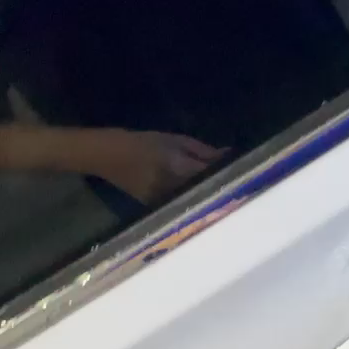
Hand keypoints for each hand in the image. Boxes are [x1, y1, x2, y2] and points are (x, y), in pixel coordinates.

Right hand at [93, 130, 227, 204]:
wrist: (105, 156)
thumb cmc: (141, 143)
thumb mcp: (174, 140)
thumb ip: (202, 151)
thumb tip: (228, 155)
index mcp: (177, 168)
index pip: (210, 175)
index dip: (229, 174)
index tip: (244, 170)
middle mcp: (173, 189)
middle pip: (206, 191)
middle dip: (222, 186)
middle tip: (239, 181)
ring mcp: (165, 201)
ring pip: (197, 200)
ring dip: (210, 194)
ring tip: (223, 187)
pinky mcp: (159, 209)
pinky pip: (185, 204)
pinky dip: (195, 198)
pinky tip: (203, 193)